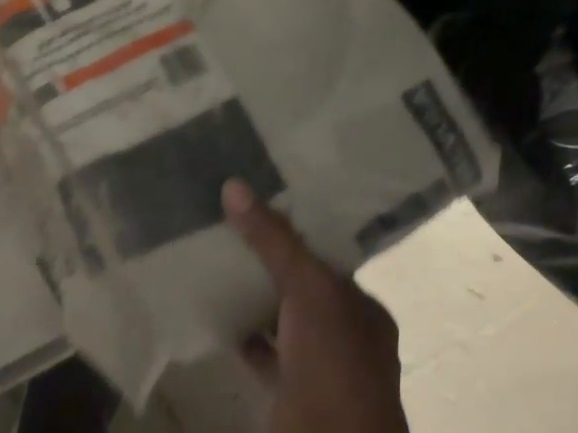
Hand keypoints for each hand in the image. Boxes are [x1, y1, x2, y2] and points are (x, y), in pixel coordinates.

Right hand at [223, 179, 408, 432]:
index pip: (326, 260)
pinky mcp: (290, 391)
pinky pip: (262, 352)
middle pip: (302, 287)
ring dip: (252, 297)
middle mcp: (347, 337)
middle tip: (225, 226)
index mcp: (364, 310)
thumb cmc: (334, 363)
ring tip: (212, 259)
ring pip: (281, 320)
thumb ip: (274, 240)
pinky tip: (213, 310)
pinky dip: (241, 333)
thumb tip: (235, 186)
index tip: (255, 207)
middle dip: (268, 262)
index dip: (292, 234)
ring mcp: (319, 368)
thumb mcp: (308, 290)